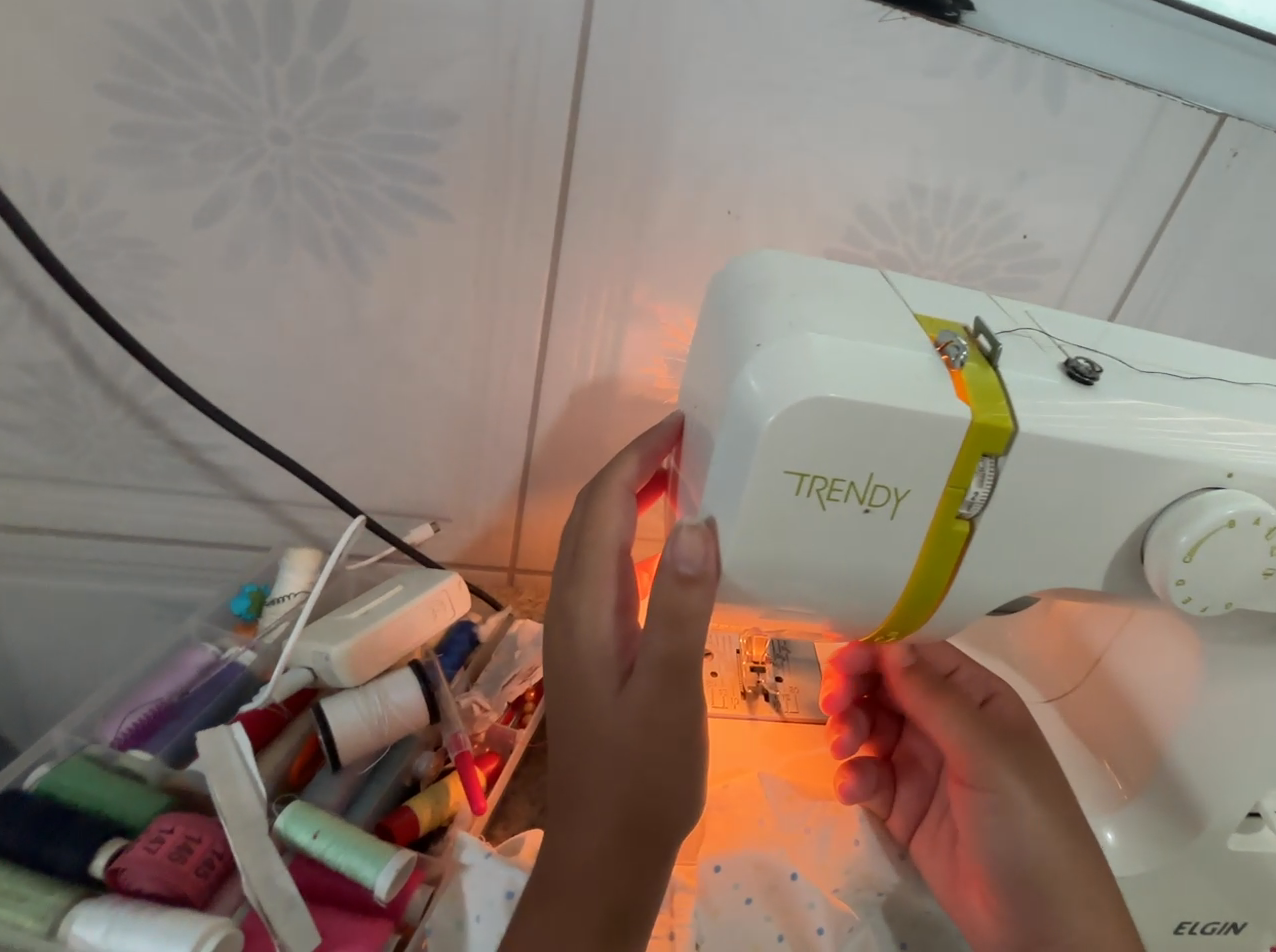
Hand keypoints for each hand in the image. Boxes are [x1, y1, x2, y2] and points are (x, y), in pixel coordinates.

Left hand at [503, 412, 721, 951]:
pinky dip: (639, 533)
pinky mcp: (598, 645)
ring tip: (684, 471)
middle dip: (633, 466)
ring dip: (633, 495)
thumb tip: (700, 522)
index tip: (681, 425)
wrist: (609, 849)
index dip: (636, 459)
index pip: (602, 508)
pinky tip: (673, 541)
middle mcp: (575, 607)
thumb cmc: (643, 775)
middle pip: (594, 515)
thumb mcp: (671, 692)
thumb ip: (682, 607)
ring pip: (600, 539)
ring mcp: (583, 627)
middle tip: (689, 439)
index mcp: (586, 608)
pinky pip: (614, 568)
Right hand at [824, 641, 1143, 951]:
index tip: (840, 664)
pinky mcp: (905, 808)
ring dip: (850, 729)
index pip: (918, 655)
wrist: (1041, 926)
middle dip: (855, 689)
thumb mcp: (985, 753)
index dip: (877, 651)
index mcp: (976, 698)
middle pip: (887, 686)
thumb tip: (890, 644)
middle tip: (833, 707)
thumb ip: (934, 698)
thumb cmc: (1026, 823)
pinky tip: (852, 790)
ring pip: (872, 727)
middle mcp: (947, 723)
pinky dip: (854, 776)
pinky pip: (869, 776)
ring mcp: (925, 765)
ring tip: (843, 749)